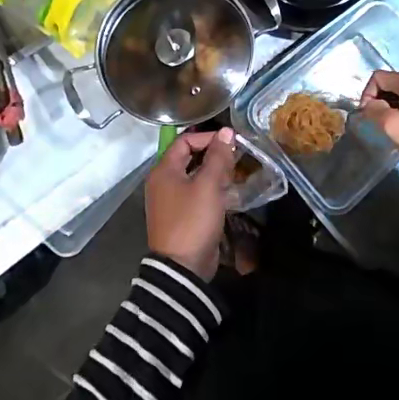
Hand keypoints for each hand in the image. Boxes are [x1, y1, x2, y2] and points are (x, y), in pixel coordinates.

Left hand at [145, 127, 236, 279]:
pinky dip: (211, 190)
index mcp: (163, 170)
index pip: (184, 140)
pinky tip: (229, 193)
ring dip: (214, 174)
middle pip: (188, 158)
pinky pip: (195, 194)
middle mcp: (162, 182)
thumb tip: (226, 132)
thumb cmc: (193, 220)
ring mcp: (170, 200)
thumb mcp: (208, 186)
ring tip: (235, 175)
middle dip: (213, 156)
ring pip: (194, 177)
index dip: (208, 138)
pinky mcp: (180, 216)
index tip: (231, 143)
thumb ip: (218, 157)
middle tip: (236, 159)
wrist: (182, 267)